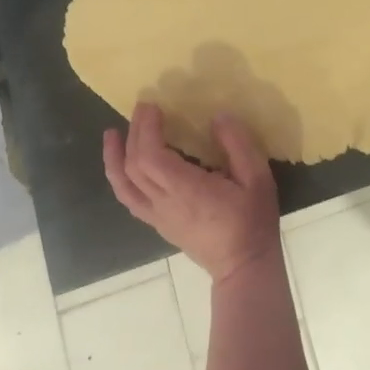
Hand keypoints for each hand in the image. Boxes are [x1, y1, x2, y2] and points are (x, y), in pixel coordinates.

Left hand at [103, 102, 280, 284]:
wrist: (242, 264)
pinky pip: (130, 198)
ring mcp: (157, 216)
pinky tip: (126, 166)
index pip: (151, 157)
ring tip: (112, 135)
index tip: (152, 105)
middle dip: (134, 134)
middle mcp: (163, 202)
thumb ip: (238, 144)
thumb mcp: (257, 177)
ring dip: (114, 158)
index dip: (146, 130)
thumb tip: (218, 116)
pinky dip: (121, 179)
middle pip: (133, 167)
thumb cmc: (252, 219)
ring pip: (123, 185)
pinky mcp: (158, 223)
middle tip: (142, 108)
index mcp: (185, 189)